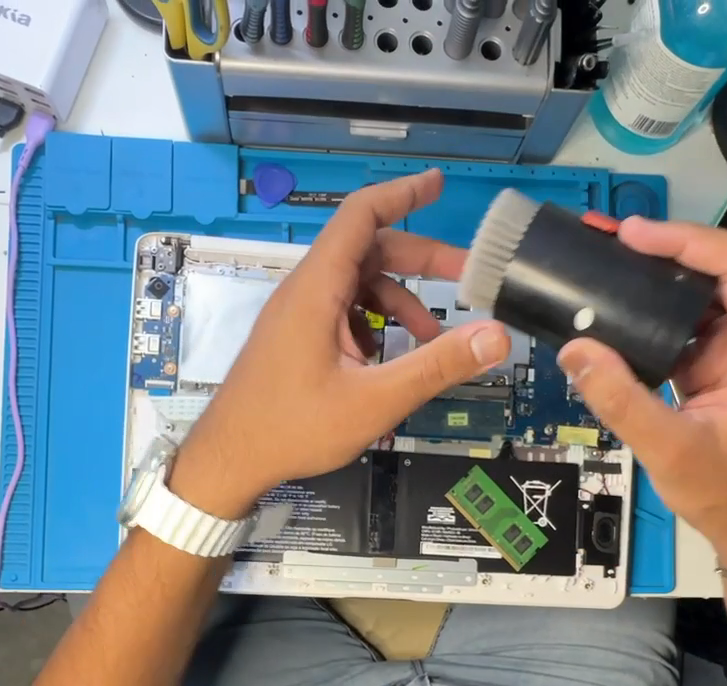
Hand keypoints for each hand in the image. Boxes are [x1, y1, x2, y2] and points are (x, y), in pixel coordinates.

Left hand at [170, 170, 511, 518]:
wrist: (230, 459)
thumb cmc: (294, 428)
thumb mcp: (375, 401)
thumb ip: (436, 366)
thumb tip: (496, 336)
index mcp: (317, 289)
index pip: (361, 216)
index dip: (403, 194)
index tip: (439, 184)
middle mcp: (304, 291)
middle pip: (367, 252)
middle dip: (420, 263)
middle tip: (468, 279)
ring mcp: (296, 315)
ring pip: (356, 287)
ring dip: (398, 304)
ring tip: (430, 342)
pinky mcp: (294, 339)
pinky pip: (341, 314)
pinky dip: (373, 326)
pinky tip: (386, 362)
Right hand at [558, 218, 726, 573]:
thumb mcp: (669, 449)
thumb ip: (621, 400)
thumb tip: (574, 351)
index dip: (690, 241)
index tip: (635, 236)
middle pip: (723, 270)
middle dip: (669, 249)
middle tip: (613, 240)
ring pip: (703, 296)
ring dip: (658, 279)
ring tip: (610, 264)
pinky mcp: (718, 370)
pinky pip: (687, 328)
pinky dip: (653, 316)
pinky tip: (617, 312)